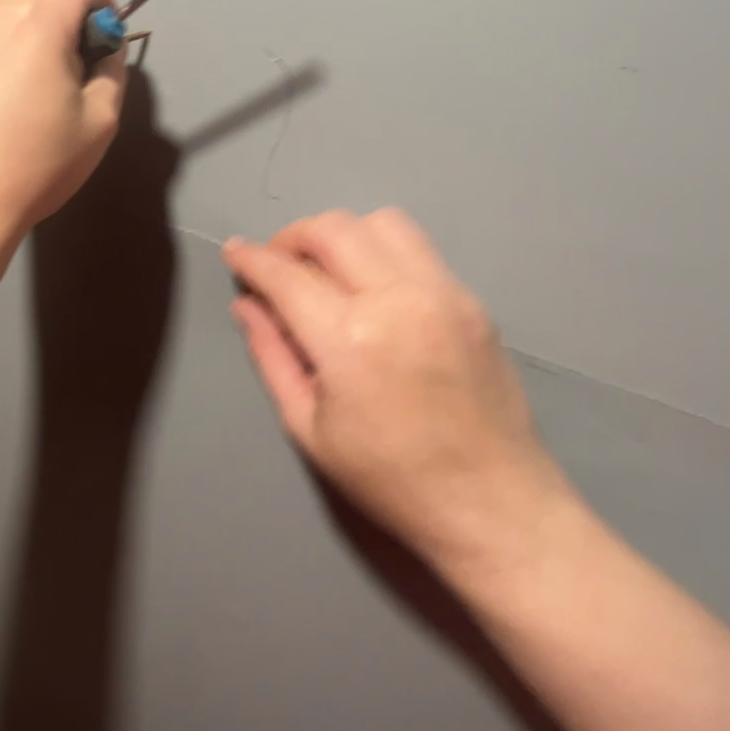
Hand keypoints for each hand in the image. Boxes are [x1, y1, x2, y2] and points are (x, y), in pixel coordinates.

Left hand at [0, 0, 126, 243]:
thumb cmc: (35, 164)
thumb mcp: (100, 121)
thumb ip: (112, 69)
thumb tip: (102, 49)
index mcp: (33, 18)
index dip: (103, 6)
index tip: (99, 51)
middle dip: (67, 30)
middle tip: (65, 90)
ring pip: (17, 18)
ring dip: (34, 44)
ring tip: (29, 104)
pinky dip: (5, 56)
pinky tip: (0, 106)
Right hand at [222, 209, 574, 575]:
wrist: (496, 507)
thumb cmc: (390, 480)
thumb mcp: (308, 427)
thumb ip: (271, 355)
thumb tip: (247, 306)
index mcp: (350, 340)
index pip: (285, 274)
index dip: (250, 258)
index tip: (234, 252)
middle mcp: (399, 301)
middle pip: (333, 228)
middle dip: (292, 237)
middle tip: (277, 267)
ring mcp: (444, 295)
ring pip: (381, 223)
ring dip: (341, 236)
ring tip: (325, 273)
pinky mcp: (473, 303)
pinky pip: (417, 250)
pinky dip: (380, 254)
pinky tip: (369, 293)